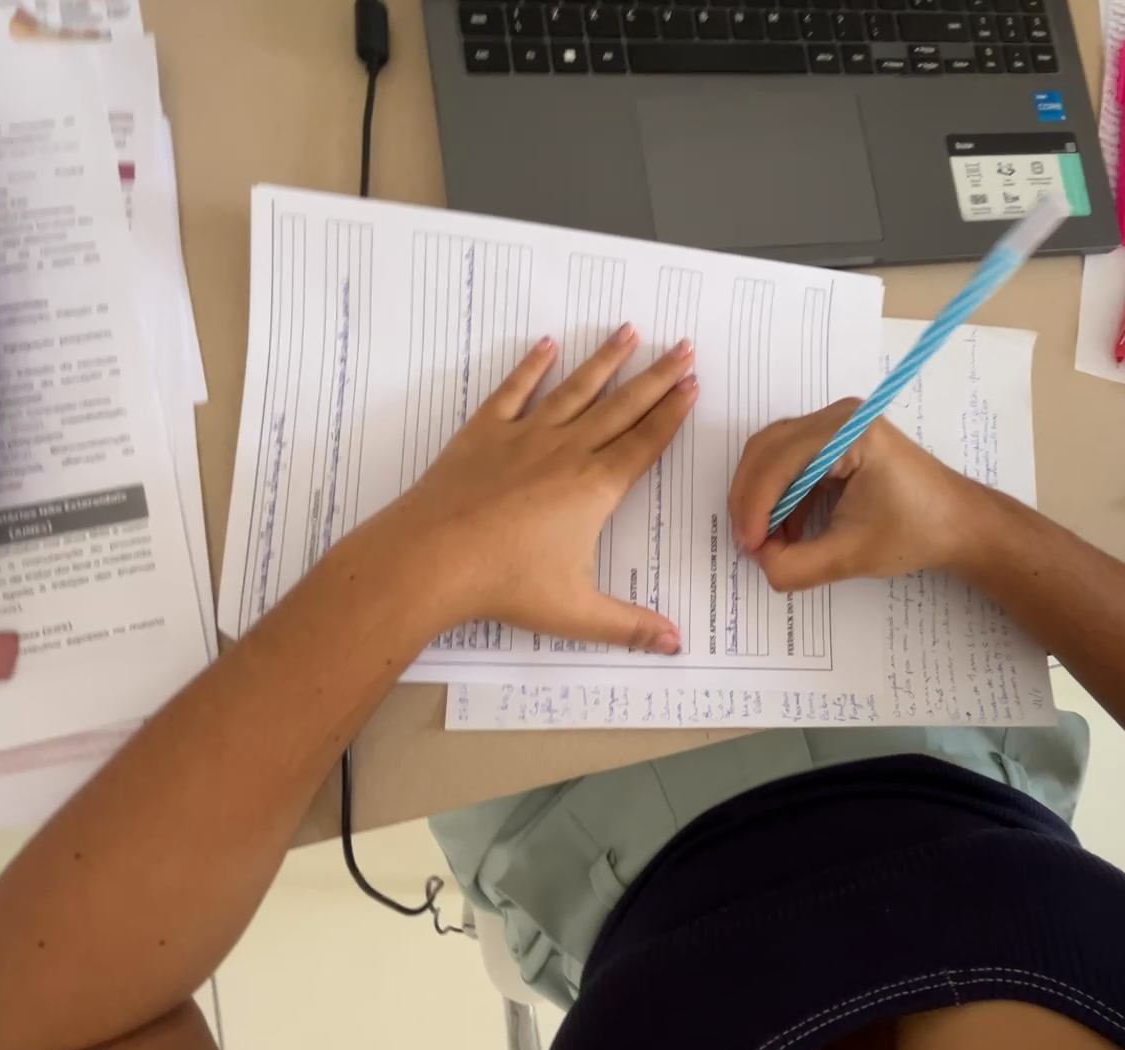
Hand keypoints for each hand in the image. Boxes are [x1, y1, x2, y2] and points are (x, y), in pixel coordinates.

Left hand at [372, 325, 696, 653]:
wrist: (431, 559)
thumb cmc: (504, 584)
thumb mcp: (575, 612)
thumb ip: (629, 626)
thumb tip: (674, 644)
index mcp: (594, 487)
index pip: (645, 442)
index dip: (672, 414)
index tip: (693, 385)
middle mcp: (567, 451)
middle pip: (622, 406)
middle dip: (657, 377)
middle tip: (683, 347)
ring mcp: (525, 436)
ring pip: (576, 389)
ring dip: (606, 360)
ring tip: (630, 331)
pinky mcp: (485, 433)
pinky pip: (514, 390)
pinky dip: (532, 366)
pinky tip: (547, 344)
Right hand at [728, 399, 991, 591]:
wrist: (958, 524)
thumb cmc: (915, 534)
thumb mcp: (850, 557)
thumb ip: (795, 565)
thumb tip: (759, 563)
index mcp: (850, 433)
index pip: (781, 461)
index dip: (756, 505)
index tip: (750, 547)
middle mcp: (837, 417)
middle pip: (767, 450)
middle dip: (750, 500)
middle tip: (749, 544)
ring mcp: (834, 425)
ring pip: (771, 455)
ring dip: (761, 499)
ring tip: (767, 541)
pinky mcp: (832, 441)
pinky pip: (787, 463)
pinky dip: (778, 497)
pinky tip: (786, 530)